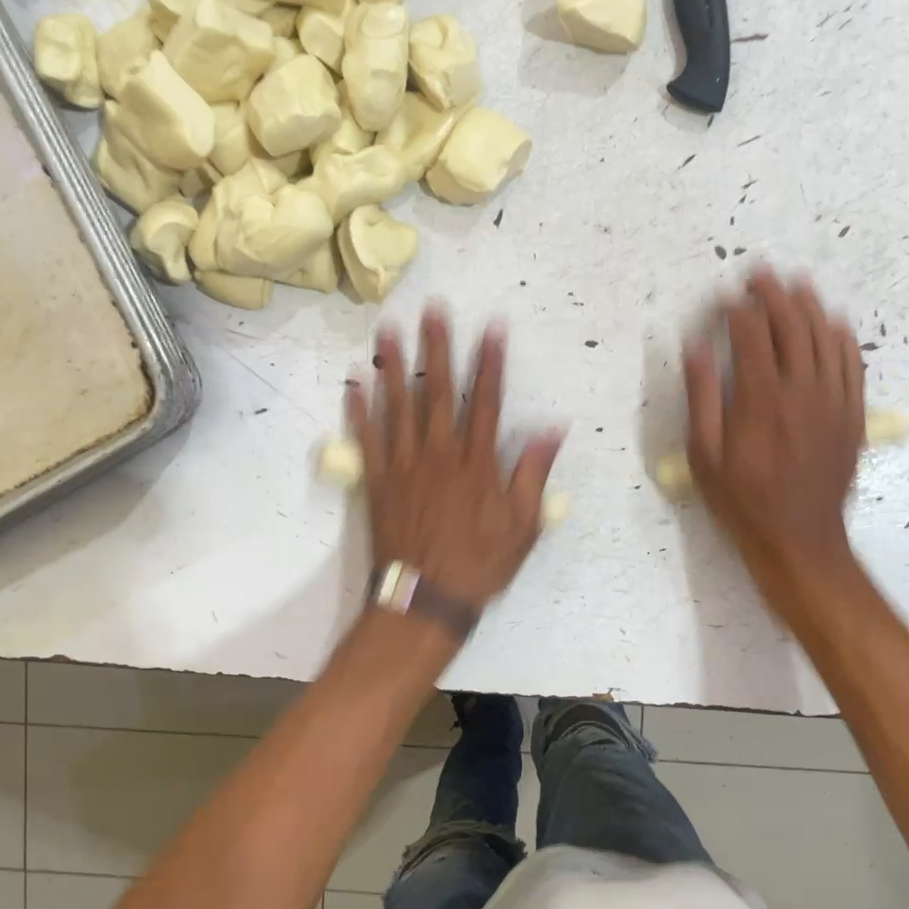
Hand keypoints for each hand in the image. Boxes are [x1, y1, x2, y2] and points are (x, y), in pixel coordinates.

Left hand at [348, 307, 562, 617]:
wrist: (426, 599)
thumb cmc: (480, 564)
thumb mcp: (523, 525)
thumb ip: (533, 474)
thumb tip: (553, 430)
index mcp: (477, 462)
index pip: (487, 401)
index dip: (490, 362)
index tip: (492, 327)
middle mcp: (439, 453)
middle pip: (438, 392)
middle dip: (437, 347)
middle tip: (432, 310)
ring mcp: (405, 465)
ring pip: (398, 406)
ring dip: (393, 366)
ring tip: (387, 329)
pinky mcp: (378, 481)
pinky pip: (367, 439)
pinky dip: (360, 410)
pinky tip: (355, 383)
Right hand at [683, 270, 865, 609]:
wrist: (798, 538)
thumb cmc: (741, 500)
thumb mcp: (703, 455)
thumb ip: (701, 397)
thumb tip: (696, 348)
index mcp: (760, 400)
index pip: (753, 336)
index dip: (740, 309)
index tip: (727, 295)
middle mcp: (801, 391)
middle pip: (793, 327)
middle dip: (775, 295)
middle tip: (761, 275)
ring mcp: (833, 401)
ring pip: (826, 338)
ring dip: (810, 306)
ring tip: (796, 284)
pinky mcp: (852, 414)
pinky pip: (852, 364)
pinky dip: (842, 337)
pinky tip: (833, 323)